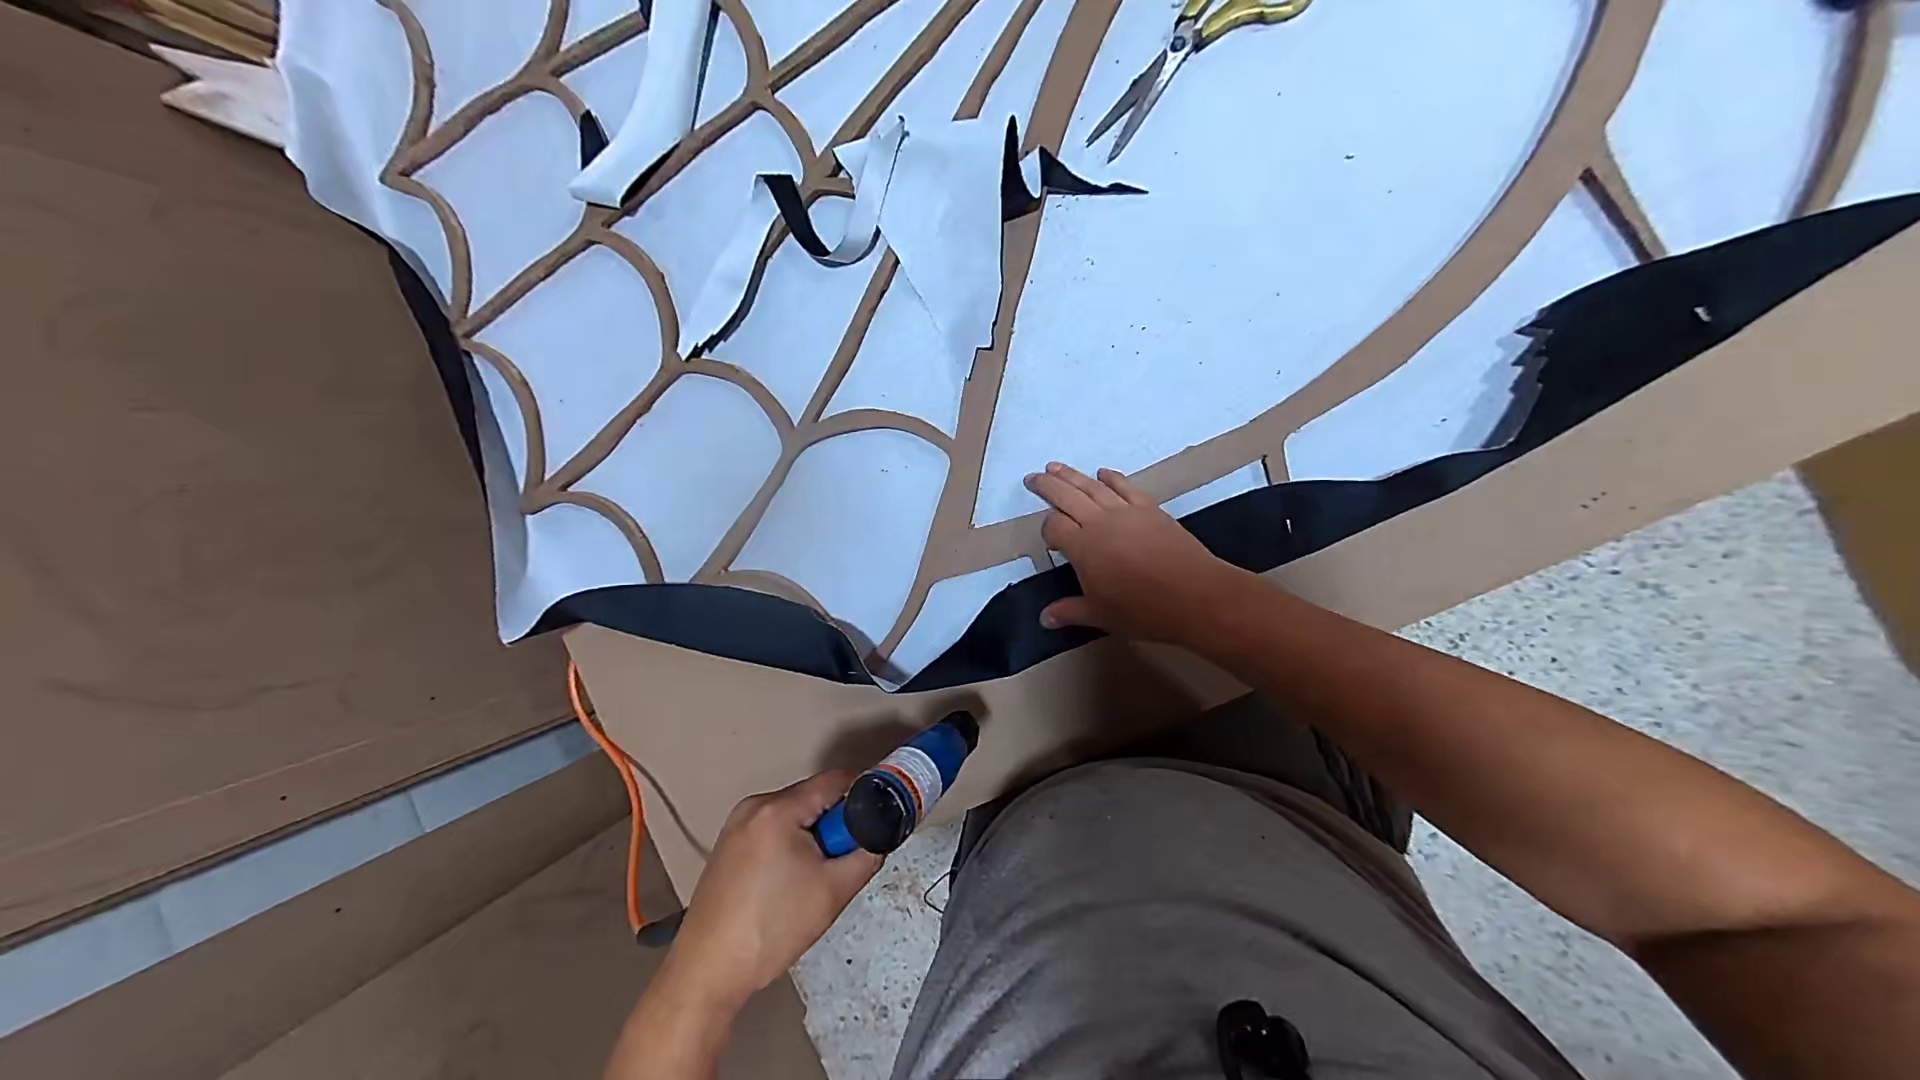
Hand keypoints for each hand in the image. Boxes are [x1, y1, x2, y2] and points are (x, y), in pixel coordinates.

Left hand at [659, 772, 882, 1010]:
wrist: (707, 974)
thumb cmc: (768, 931)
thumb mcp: (835, 890)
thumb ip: (868, 853)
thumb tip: (879, 835)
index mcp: (777, 809)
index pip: (835, 780)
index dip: (865, 794)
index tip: (878, 818)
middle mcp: (752, 807)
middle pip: (813, 798)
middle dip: (835, 825)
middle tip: (840, 862)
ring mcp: (736, 826)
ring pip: (794, 817)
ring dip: (813, 839)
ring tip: (811, 882)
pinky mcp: (728, 846)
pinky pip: (773, 832)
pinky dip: (790, 848)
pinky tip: (788, 886)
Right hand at [1024, 462, 1256, 642]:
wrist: (1196, 596)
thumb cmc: (1144, 610)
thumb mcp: (1101, 615)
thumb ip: (1070, 611)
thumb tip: (1045, 618)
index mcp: (1083, 547)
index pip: (1054, 527)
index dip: (1047, 530)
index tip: (1050, 541)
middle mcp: (1100, 523)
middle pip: (1067, 496)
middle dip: (1048, 486)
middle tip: (1033, 477)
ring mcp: (1126, 512)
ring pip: (1092, 487)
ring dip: (1072, 475)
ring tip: (1056, 467)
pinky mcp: (1150, 509)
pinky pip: (1125, 487)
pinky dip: (1112, 478)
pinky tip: (1103, 473)